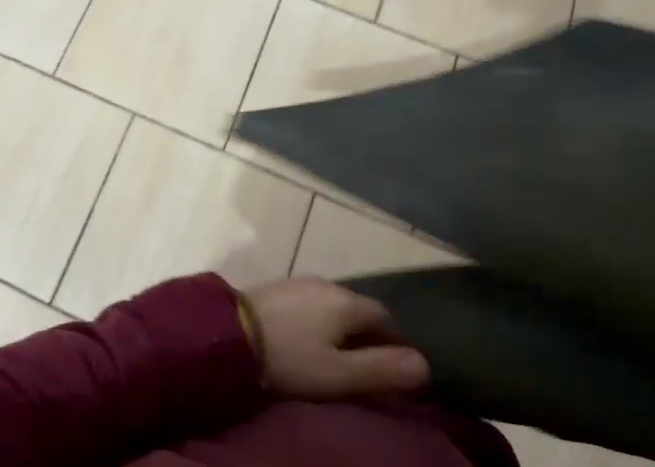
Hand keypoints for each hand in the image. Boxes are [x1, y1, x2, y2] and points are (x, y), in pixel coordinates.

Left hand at [243, 277, 429, 399]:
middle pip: (358, 307)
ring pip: (332, 302)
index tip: (393, 363)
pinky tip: (307, 336)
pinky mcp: (277, 287)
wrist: (229, 333)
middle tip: (365, 361)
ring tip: (335, 352)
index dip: (393, 340)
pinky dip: (317, 318)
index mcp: (347, 301)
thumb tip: (425, 364)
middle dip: (367, 331)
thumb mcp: (338, 373)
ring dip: (340, 323)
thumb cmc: (289, 357)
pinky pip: (310, 302)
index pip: (384, 316)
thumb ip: (381, 368)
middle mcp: (327, 283)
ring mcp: (299, 281)